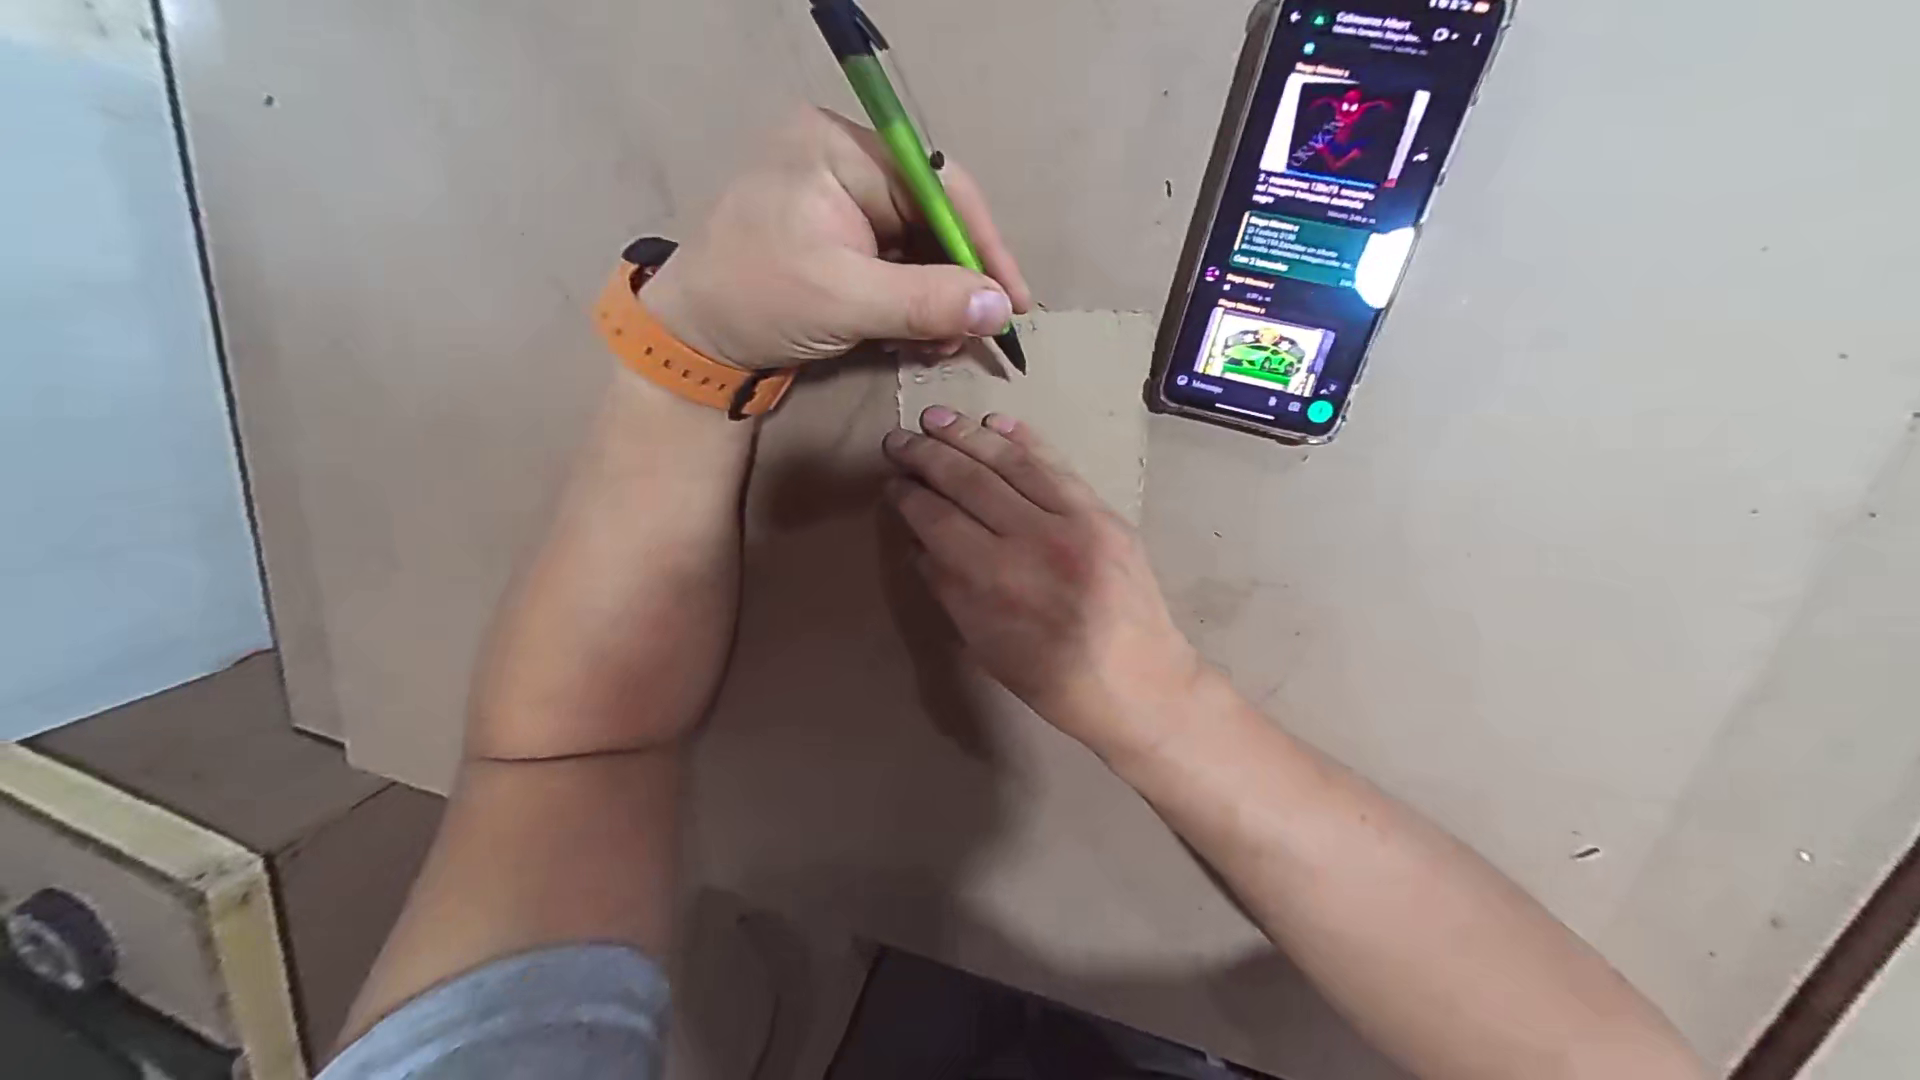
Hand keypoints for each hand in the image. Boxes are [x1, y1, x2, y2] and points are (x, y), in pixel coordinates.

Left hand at [642, 108, 1032, 370]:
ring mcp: (845, 207)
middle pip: (932, 219)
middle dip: (960, 283)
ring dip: (942, 304)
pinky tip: (923, 340)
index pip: (936, 185)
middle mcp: (847, 166)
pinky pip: (899, 271)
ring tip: (945, 347)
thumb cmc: (756, 302)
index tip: (1014, 299)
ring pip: (920, 251)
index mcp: (838, 150)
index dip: (984, 242)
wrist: (696, 342)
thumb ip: (925, 301)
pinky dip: (917, 309)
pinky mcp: (844, 246)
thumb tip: (1000, 308)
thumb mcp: (844, 301)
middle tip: (978, 334)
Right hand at [882, 406, 1204, 755]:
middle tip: (898, 440)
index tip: (892, 484)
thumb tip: (919, 542)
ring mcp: (1077, 520)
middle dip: (927, 456)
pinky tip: (997, 423)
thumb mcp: (986, 647)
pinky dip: (1026, 440)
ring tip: (935, 418)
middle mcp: (1035, 540)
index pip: (939, 520)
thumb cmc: (1055, 681)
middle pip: (970, 482)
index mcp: (997, 582)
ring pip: (1012, 463)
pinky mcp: (1105, 513)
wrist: (1142, 683)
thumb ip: (948, 589)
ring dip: (968, 435)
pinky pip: (1058, 465)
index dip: (910, 498)